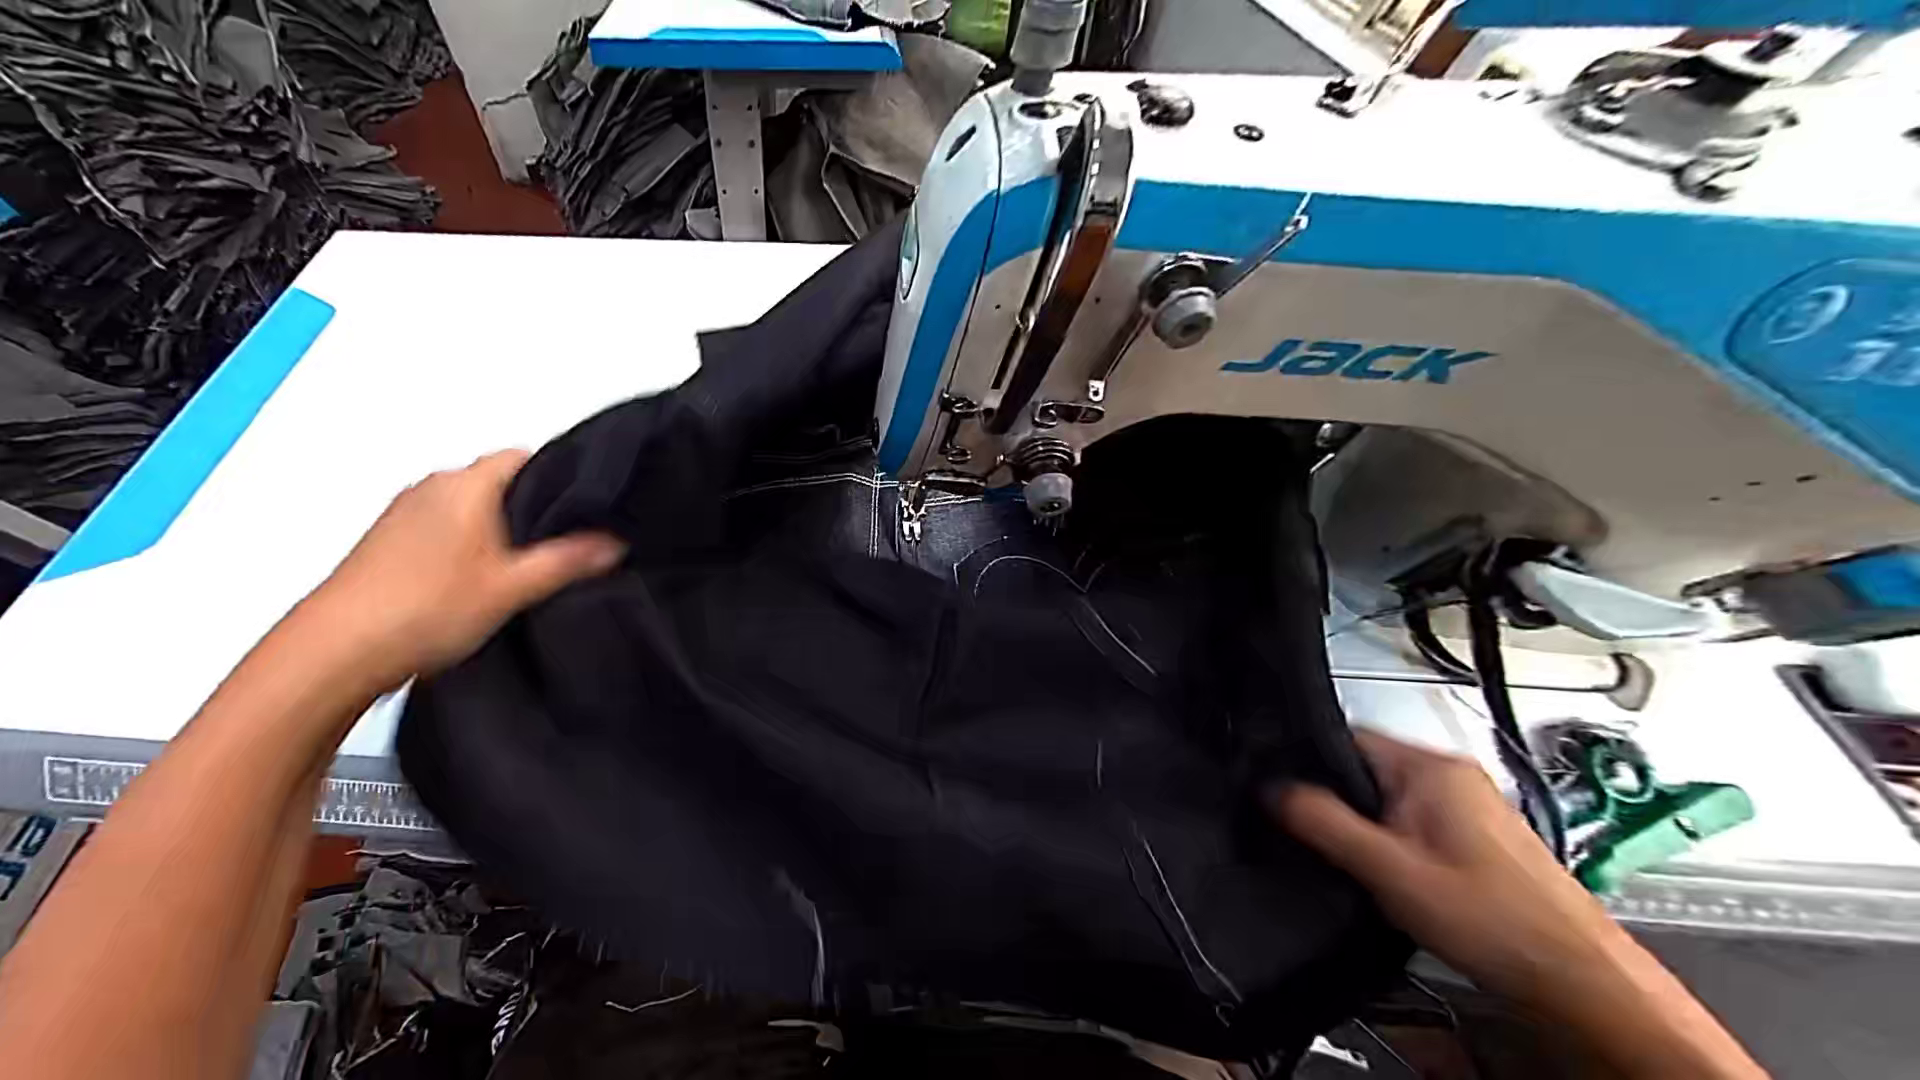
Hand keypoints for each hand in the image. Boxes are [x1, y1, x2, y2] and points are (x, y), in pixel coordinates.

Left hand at [299, 450, 625, 693]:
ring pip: (473, 506)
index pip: (525, 456)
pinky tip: (482, 582)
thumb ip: (571, 560)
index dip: (561, 475)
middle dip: (533, 507)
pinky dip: (471, 544)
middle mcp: (430, 488)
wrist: (334, 654)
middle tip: (564, 541)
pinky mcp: (390, 542)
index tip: (585, 504)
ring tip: (524, 568)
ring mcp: (405, 514)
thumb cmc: (417, 610)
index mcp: (463, 484)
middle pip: (500, 481)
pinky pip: (447, 527)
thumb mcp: (515, 586)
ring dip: (499, 529)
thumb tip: (613, 543)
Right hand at [1269, 730, 1626, 1008]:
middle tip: (1332, 842)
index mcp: (1432, 767)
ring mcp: (1469, 804)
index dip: (1308, 763)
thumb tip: (1271, 789)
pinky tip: (1398, 879)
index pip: (1344, 737)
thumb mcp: (1387, 868)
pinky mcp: (1477, 835)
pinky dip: (1394, 842)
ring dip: (1368, 827)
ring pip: (1387, 798)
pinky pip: (1412, 820)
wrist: (1581, 983)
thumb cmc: (1497, 922)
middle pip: (1364, 769)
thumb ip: (1322, 821)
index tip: (1288, 794)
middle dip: (1341, 803)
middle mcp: (1454, 775)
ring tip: (1367, 866)